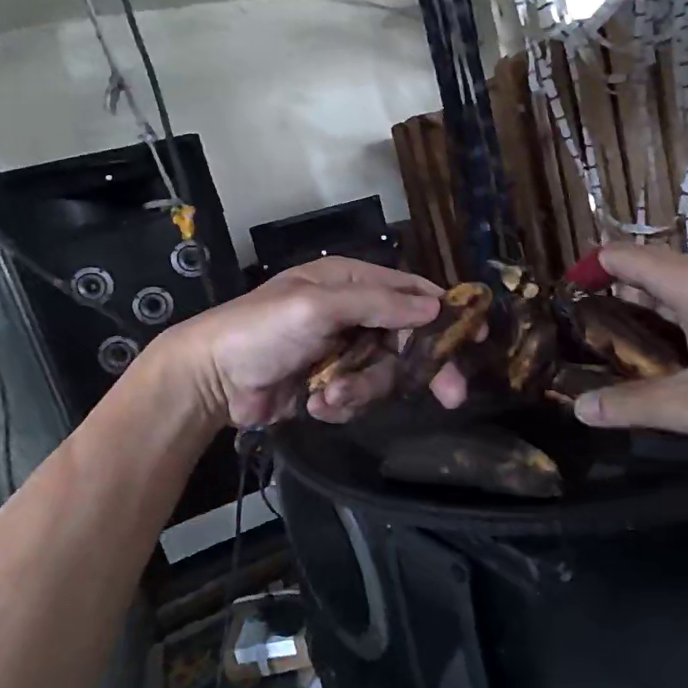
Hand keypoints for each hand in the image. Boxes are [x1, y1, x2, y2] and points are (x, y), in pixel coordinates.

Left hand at [156, 257, 468, 427]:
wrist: (212, 379)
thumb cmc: (262, 329)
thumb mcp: (318, 307)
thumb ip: (377, 303)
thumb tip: (434, 304)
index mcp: (349, 282)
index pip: (410, 290)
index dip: (444, 311)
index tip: (475, 337)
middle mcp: (351, 313)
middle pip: (407, 339)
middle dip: (417, 368)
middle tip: (449, 396)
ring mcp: (341, 351)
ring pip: (385, 374)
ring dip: (361, 390)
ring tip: (326, 396)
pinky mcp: (330, 384)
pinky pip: (359, 396)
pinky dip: (340, 404)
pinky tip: (314, 404)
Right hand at [574, 245, 687, 445]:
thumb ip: (640, 406)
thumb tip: (578, 408)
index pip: (620, 256)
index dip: (583, 272)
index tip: (556, 306)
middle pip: (646, 276)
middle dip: (607, 301)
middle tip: (575, 340)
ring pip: (679, 297)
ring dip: (644, 320)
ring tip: (616, 358)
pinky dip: (678, 331)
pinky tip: (679, 367)